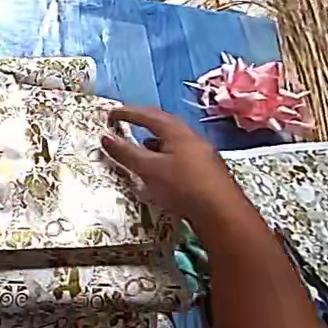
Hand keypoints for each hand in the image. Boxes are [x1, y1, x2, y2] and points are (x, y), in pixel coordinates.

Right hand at [100, 105, 250, 229]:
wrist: (222, 214)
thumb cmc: (182, 186)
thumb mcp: (148, 169)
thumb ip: (126, 153)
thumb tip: (105, 137)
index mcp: (176, 132)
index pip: (148, 115)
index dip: (127, 113)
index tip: (110, 113)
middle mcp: (191, 138)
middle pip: (163, 123)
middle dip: (142, 121)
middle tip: (125, 122)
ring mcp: (201, 153)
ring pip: (172, 140)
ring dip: (153, 138)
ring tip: (139, 144)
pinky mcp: (205, 170)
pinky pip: (178, 153)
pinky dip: (163, 153)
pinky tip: (158, 166)